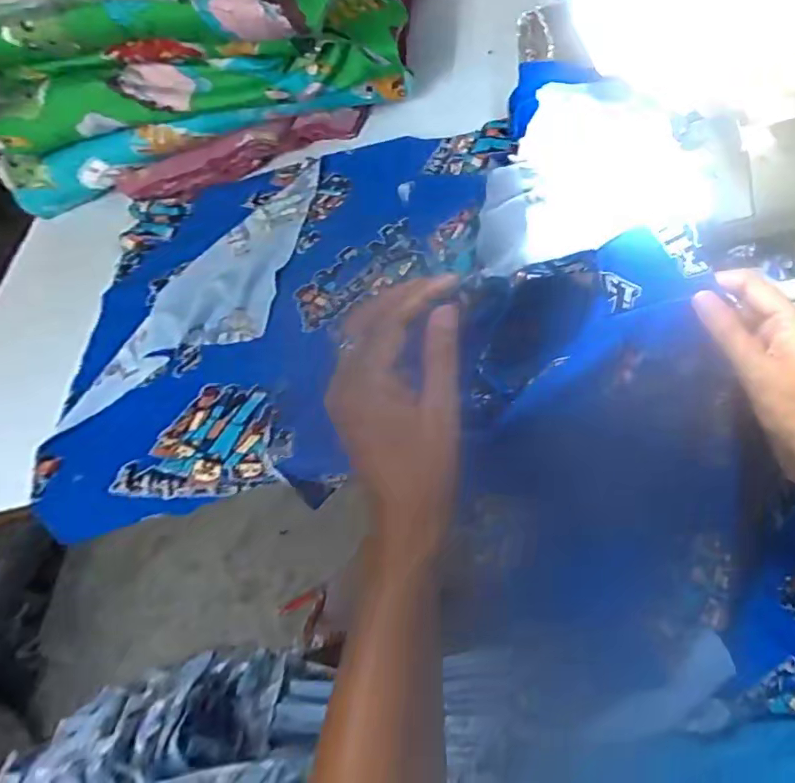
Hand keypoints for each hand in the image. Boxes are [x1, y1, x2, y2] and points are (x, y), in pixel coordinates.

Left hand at [326, 276, 461, 549]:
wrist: (404, 514)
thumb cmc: (429, 465)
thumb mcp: (441, 407)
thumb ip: (440, 353)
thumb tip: (446, 306)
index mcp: (363, 383)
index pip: (388, 321)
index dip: (420, 295)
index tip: (454, 279)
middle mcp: (342, 381)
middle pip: (365, 320)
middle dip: (402, 294)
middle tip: (442, 282)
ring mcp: (340, 390)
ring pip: (360, 332)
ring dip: (392, 309)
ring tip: (430, 295)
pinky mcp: (348, 399)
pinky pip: (362, 350)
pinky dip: (386, 330)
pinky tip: (412, 325)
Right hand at [691, 270, 794, 498]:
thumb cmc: (794, 414)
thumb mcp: (757, 370)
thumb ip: (727, 331)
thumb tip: (698, 295)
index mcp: (790, 320)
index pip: (751, 284)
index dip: (719, 280)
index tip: (680, 285)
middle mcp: (785, 329)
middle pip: (747, 303)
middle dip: (715, 301)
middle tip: (672, 305)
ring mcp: (778, 351)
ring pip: (743, 326)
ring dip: (717, 324)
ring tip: (678, 323)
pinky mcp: (771, 372)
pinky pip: (745, 348)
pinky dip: (724, 346)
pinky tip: (698, 349)